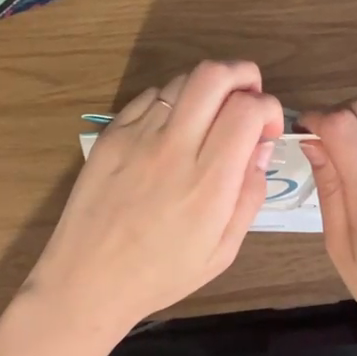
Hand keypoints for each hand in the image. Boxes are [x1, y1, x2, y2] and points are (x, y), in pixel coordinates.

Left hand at [26, 60, 282, 330]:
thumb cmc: (160, 275)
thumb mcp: (222, 250)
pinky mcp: (110, 136)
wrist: (87, 281)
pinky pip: (149, 98)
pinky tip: (173, 129)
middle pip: (213, 75)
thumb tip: (260, 148)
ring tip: (211, 116)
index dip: (269, 108)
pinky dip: (172, 102)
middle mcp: (174, 148)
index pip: (248, 109)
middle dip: (243, 74)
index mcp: (208, 182)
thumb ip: (249, 195)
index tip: (267, 132)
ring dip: (207, 88)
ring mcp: (137, 137)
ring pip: (181, 80)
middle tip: (249, 97)